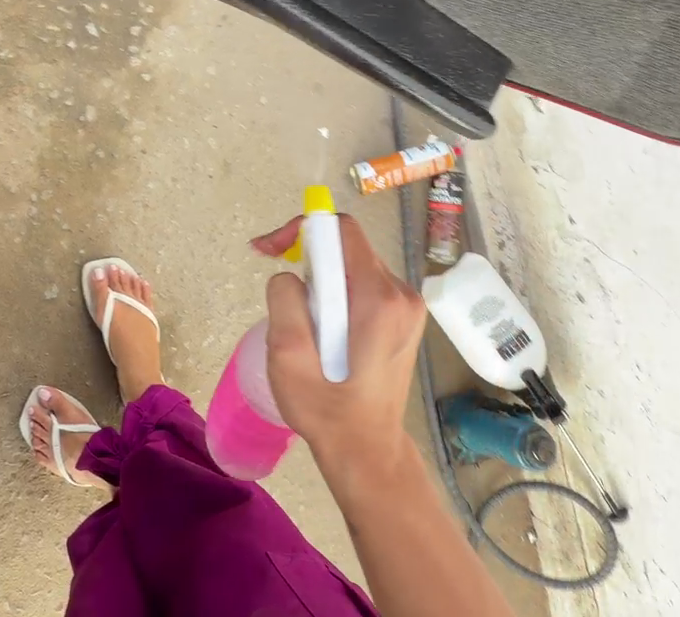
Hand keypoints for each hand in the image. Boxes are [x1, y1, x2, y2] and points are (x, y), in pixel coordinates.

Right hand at [251, 214, 427, 470]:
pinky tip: (324, 333)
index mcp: (377, 298)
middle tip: (282, 298)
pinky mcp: (404, 319)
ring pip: (351, 268)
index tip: (271, 252)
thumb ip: (285, 300)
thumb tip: (289, 274)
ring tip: (305, 326)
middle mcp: (402, 294)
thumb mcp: (288, 356)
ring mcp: (407, 307)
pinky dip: (336, 297)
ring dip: (320, 285)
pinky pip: (361, 286)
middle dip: (307, 261)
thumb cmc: (325, 410)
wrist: (366, 451)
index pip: (341, 229)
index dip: (301, 229)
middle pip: (346, 248)